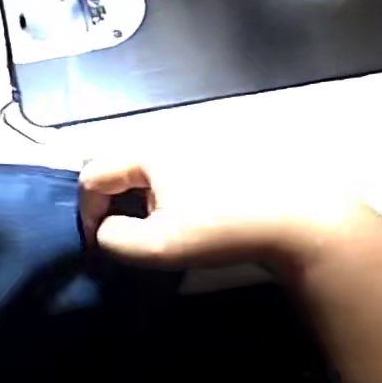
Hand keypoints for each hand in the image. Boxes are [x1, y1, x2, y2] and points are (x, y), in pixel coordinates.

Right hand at [79, 150, 381, 269]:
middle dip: (108, 201)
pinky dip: (161, 191)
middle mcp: (167, 136)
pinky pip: (171, 167)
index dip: (86, 213)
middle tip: (117, 234)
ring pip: (144, 166)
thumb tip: (106, 230)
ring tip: (152, 229)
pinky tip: (183, 216)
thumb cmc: (220, 230)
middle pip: (116, 164)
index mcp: (147, 151)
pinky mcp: (219, 151)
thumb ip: (113, 240)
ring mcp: (195, 140)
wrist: (295, 220)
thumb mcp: (157, 246)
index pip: (93, 176)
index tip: (98, 246)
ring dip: (135, 198)